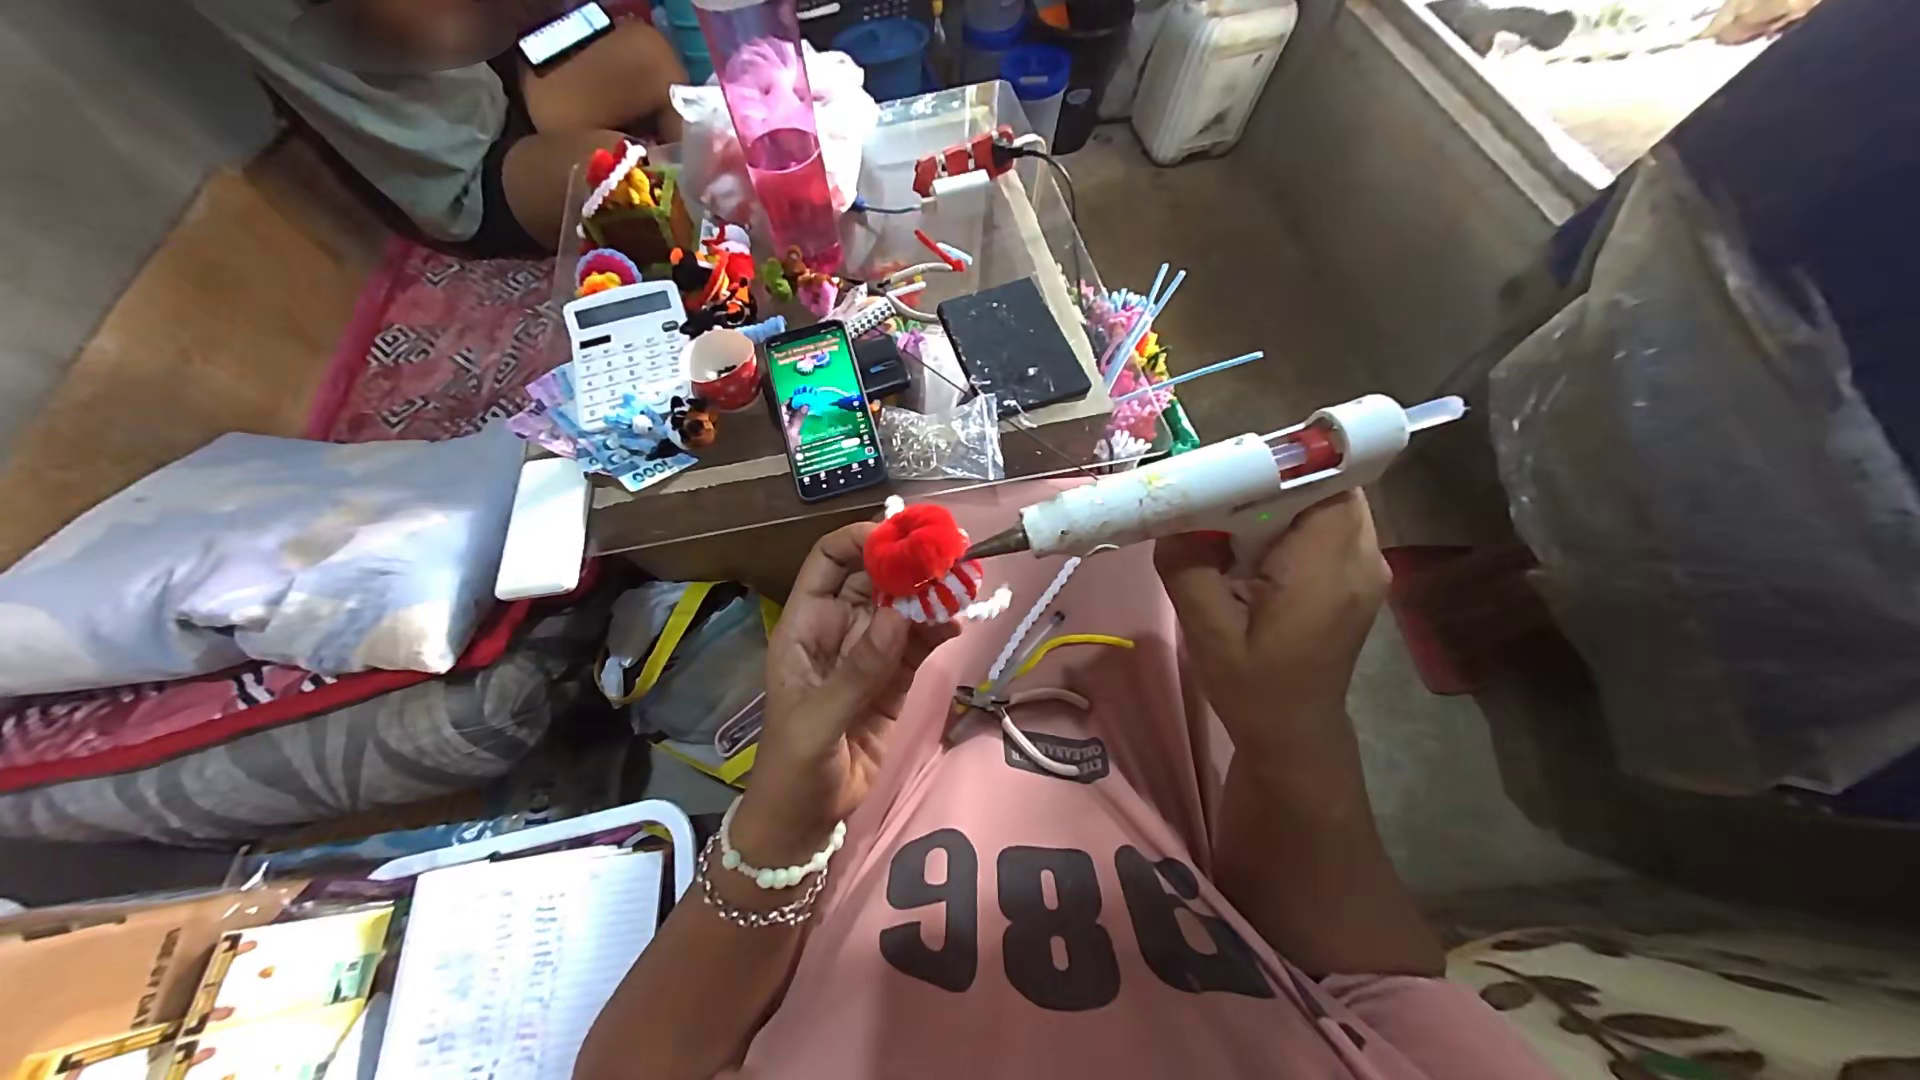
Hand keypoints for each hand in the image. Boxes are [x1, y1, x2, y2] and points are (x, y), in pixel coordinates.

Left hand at [732, 522, 957, 863]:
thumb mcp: (818, 719)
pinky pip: (919, 643)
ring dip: (931, 596)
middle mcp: (840, 629)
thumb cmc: (794, 765)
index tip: (900, 536)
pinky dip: (938, 630)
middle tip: (949, 558)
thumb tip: (898, 615)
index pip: (829, 562)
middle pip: (875, 579)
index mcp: (807, 626)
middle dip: (908, 565)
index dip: (860, 540)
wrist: (808, 819)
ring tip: (962, 590)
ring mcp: (870, 653)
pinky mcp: (895, 678)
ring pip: (903, 609)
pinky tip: (957, 625)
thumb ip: (858, 670)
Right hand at [1153, 492, 1388, 763]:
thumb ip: (1188, 568)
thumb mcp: (1207, 632)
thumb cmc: (1253, 687)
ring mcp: (1366, 568)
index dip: (1282, 464)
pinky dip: (1289, 524)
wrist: (1294, 733)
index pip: (1326, 482)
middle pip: (1327, 486)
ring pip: (1327, 503)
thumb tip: (1173, 521)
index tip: (1232, 470)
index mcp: (1328, 568)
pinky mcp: (1355, 578)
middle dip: (1273, 481)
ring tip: (1230, 522)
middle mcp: (1362, 559)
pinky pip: (1327, 527)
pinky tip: (1251, 549)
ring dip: (1279, 502)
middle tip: (1220, 496)